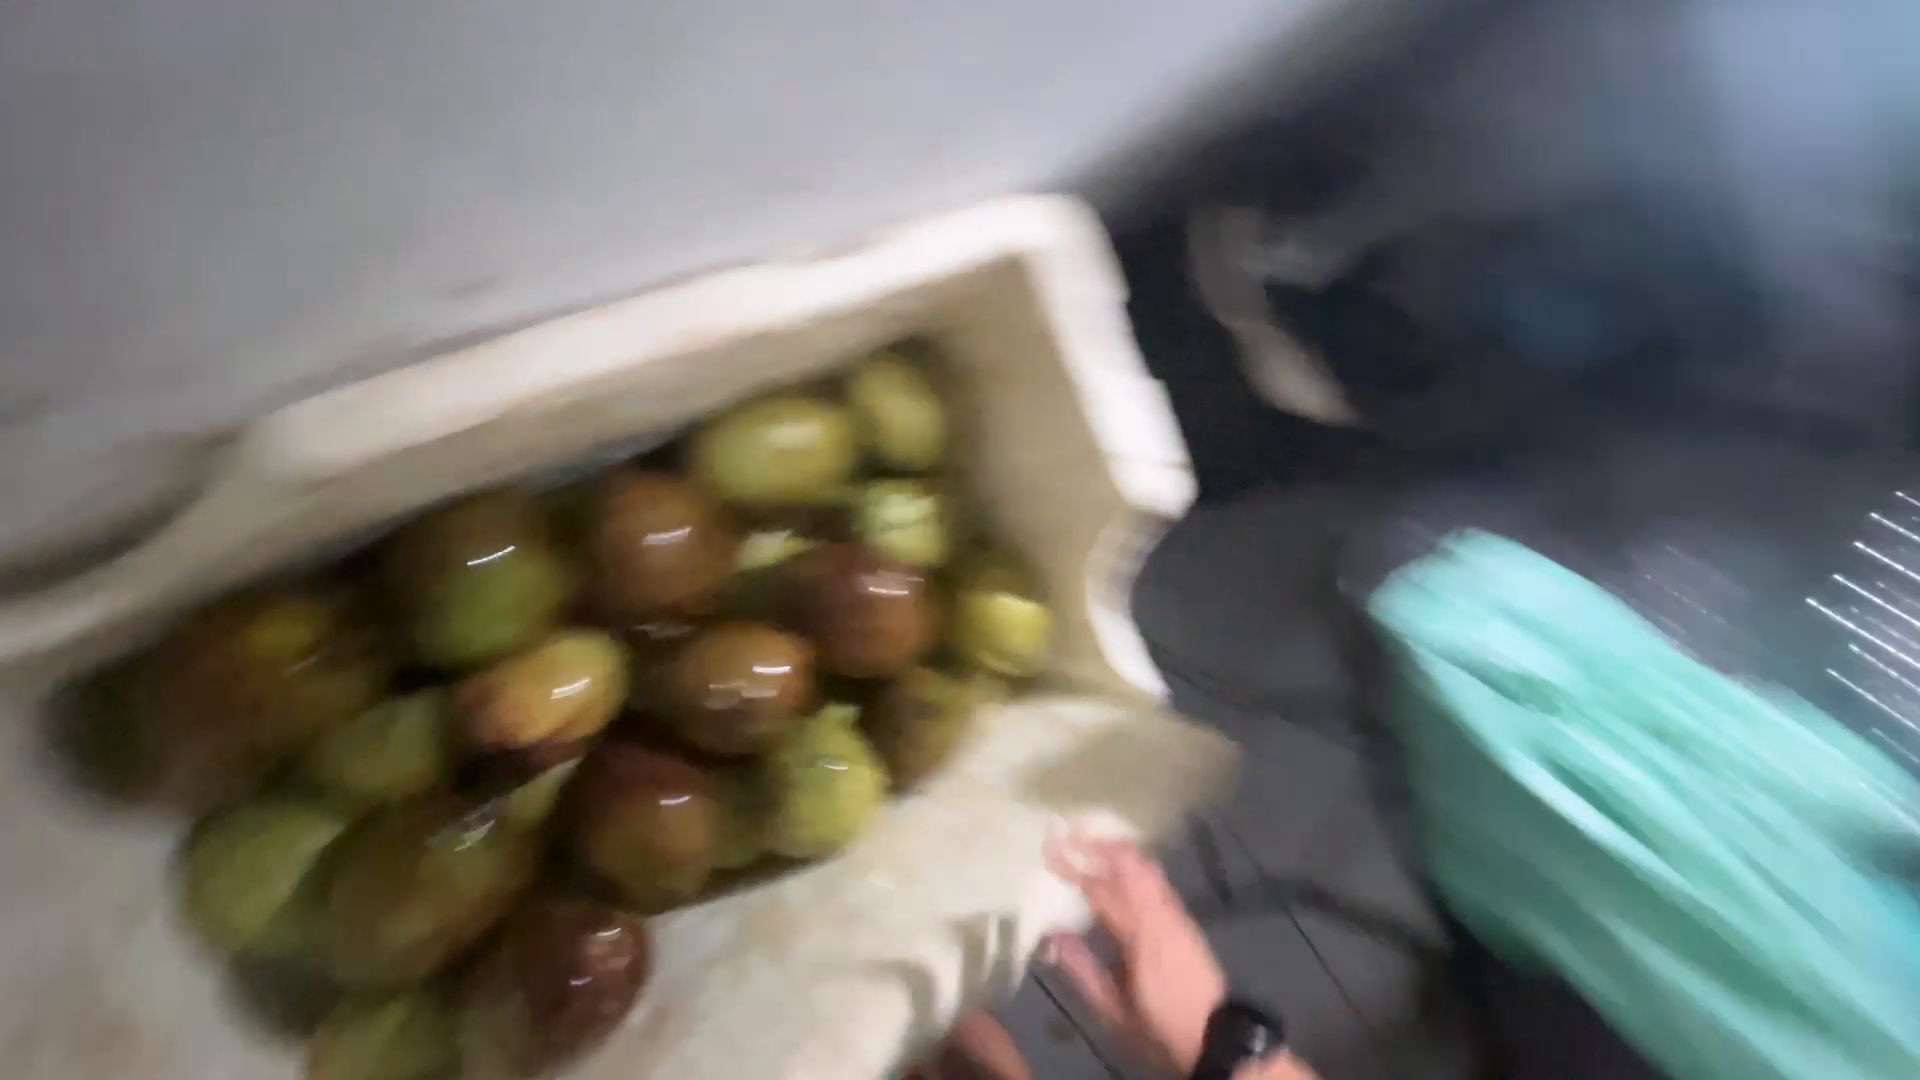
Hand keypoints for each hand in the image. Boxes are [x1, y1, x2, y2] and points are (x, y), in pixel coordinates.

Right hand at [1041, 830, 1226, 1078]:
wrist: (1217, 1039)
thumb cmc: (1161, 1025)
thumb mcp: (1114, 1009)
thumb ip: (1081, 969)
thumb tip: (1051, 935)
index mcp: (1140, 930)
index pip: (1100, 886)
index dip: (1074, 864)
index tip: (1049, 847)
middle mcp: (1159, 911)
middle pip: (1124, 866)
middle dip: (1093, 848)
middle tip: (1065, 839)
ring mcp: (1175, 911)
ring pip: (1143, 866)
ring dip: (1114, 852)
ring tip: (1088, 845)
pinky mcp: (1182, 919)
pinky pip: (1152, 879)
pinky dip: (1130, 866)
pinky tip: (1116, 872)